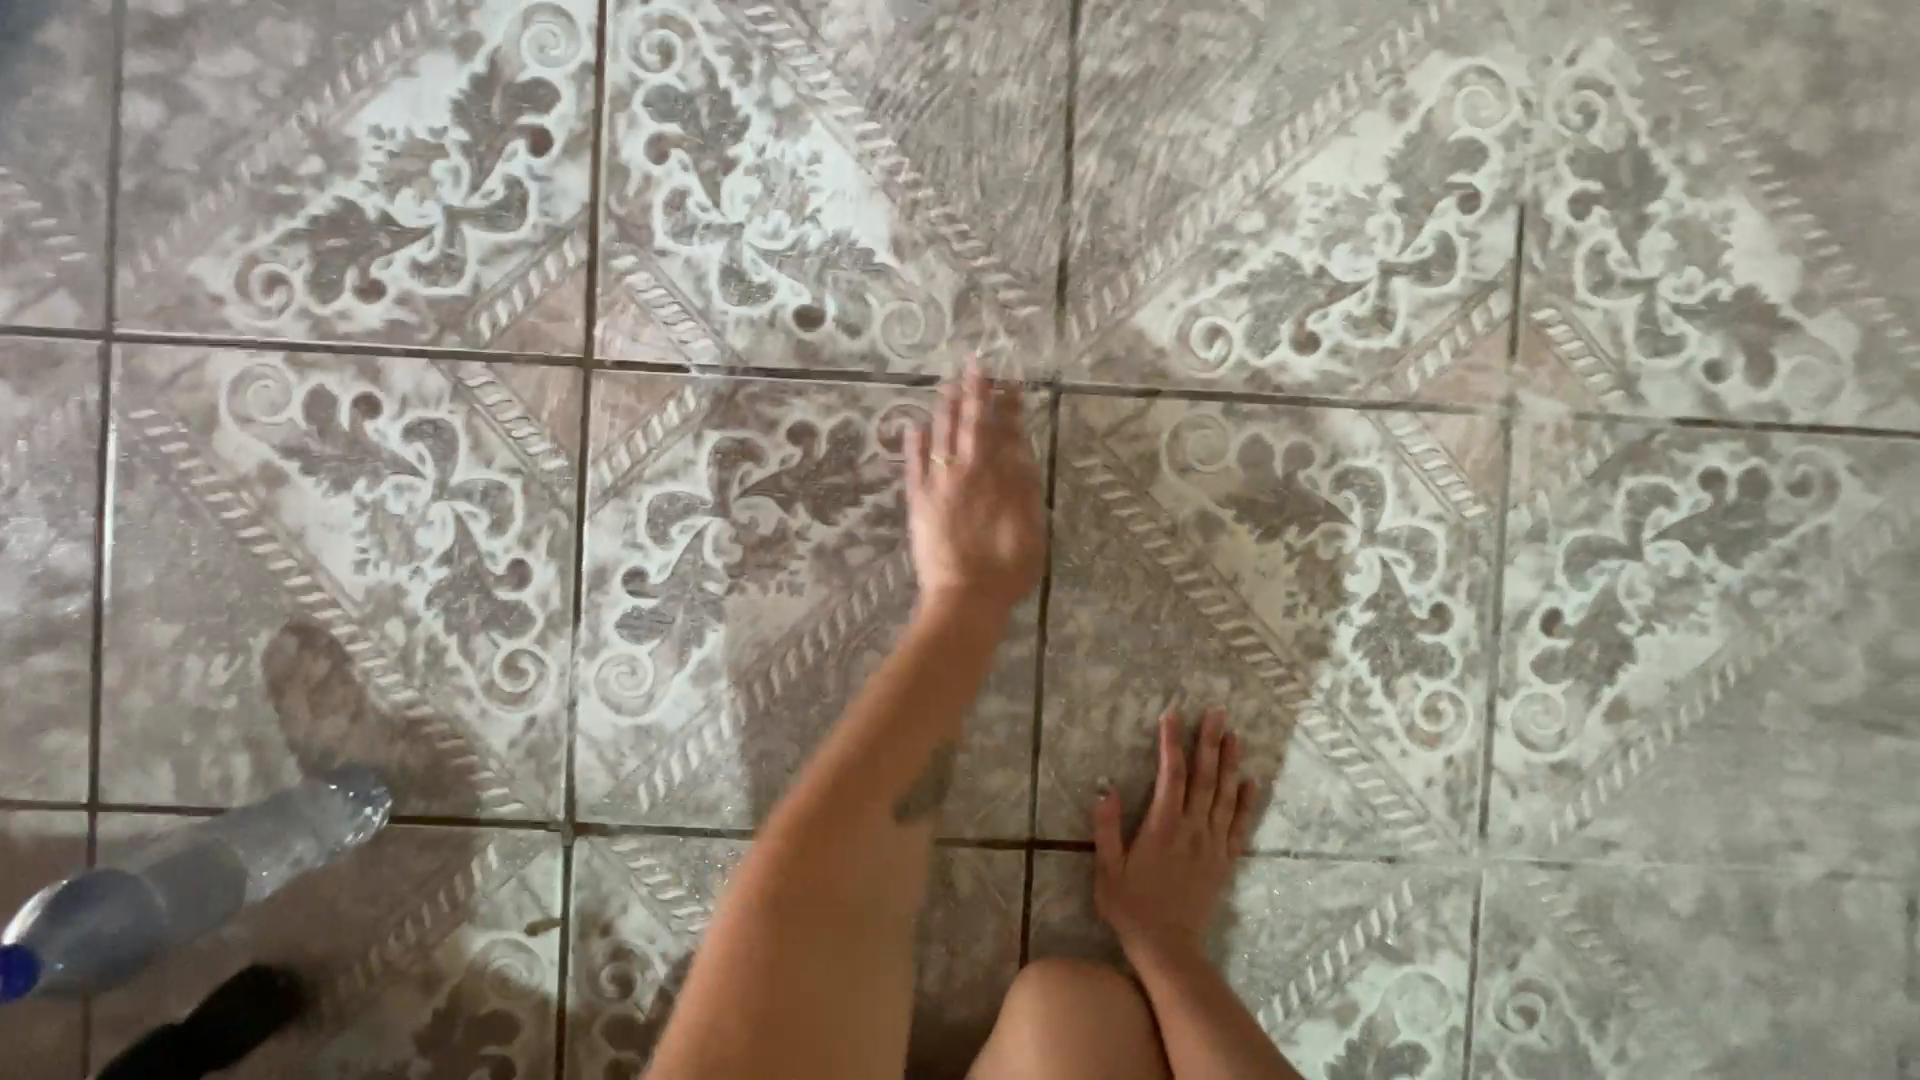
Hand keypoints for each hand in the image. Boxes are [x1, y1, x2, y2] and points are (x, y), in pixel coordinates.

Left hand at [903, 361, 1045, 614]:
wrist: (965, 597)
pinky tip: (912, 425)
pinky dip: (913, 444)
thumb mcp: (1032, 530)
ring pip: (942, 436)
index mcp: (1001, 479)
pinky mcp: (918, 502)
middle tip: (974, 364)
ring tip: (947, 383)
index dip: (1008, 405)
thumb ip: (1026, 489)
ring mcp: (940, 486)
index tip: (1010, 381)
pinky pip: (913, 466)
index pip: (1006, 432)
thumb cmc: (1007, 571)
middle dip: (975, 392)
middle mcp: (969, 473)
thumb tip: (1021, 452)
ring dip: (946, 408)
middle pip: (973, 425)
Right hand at [1093, 705, 1257, 952]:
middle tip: (1217, 711)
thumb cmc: (1131, 907)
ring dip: (1229, 762)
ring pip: (1224, 795)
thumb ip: (1106, 828)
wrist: (1169, 948)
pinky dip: (1245, 801)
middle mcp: (1193, 828)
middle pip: (1204, 776)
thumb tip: (1105, 788)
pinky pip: (1238, 825)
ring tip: (1233, 734)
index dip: (1172, 742)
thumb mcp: (1107, 869)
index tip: (1172, 714)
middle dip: (1209, 741)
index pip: (1171, 774)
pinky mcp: (1225, 861)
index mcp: (1163, 826)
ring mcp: (1212, 844)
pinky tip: (1250, 781)